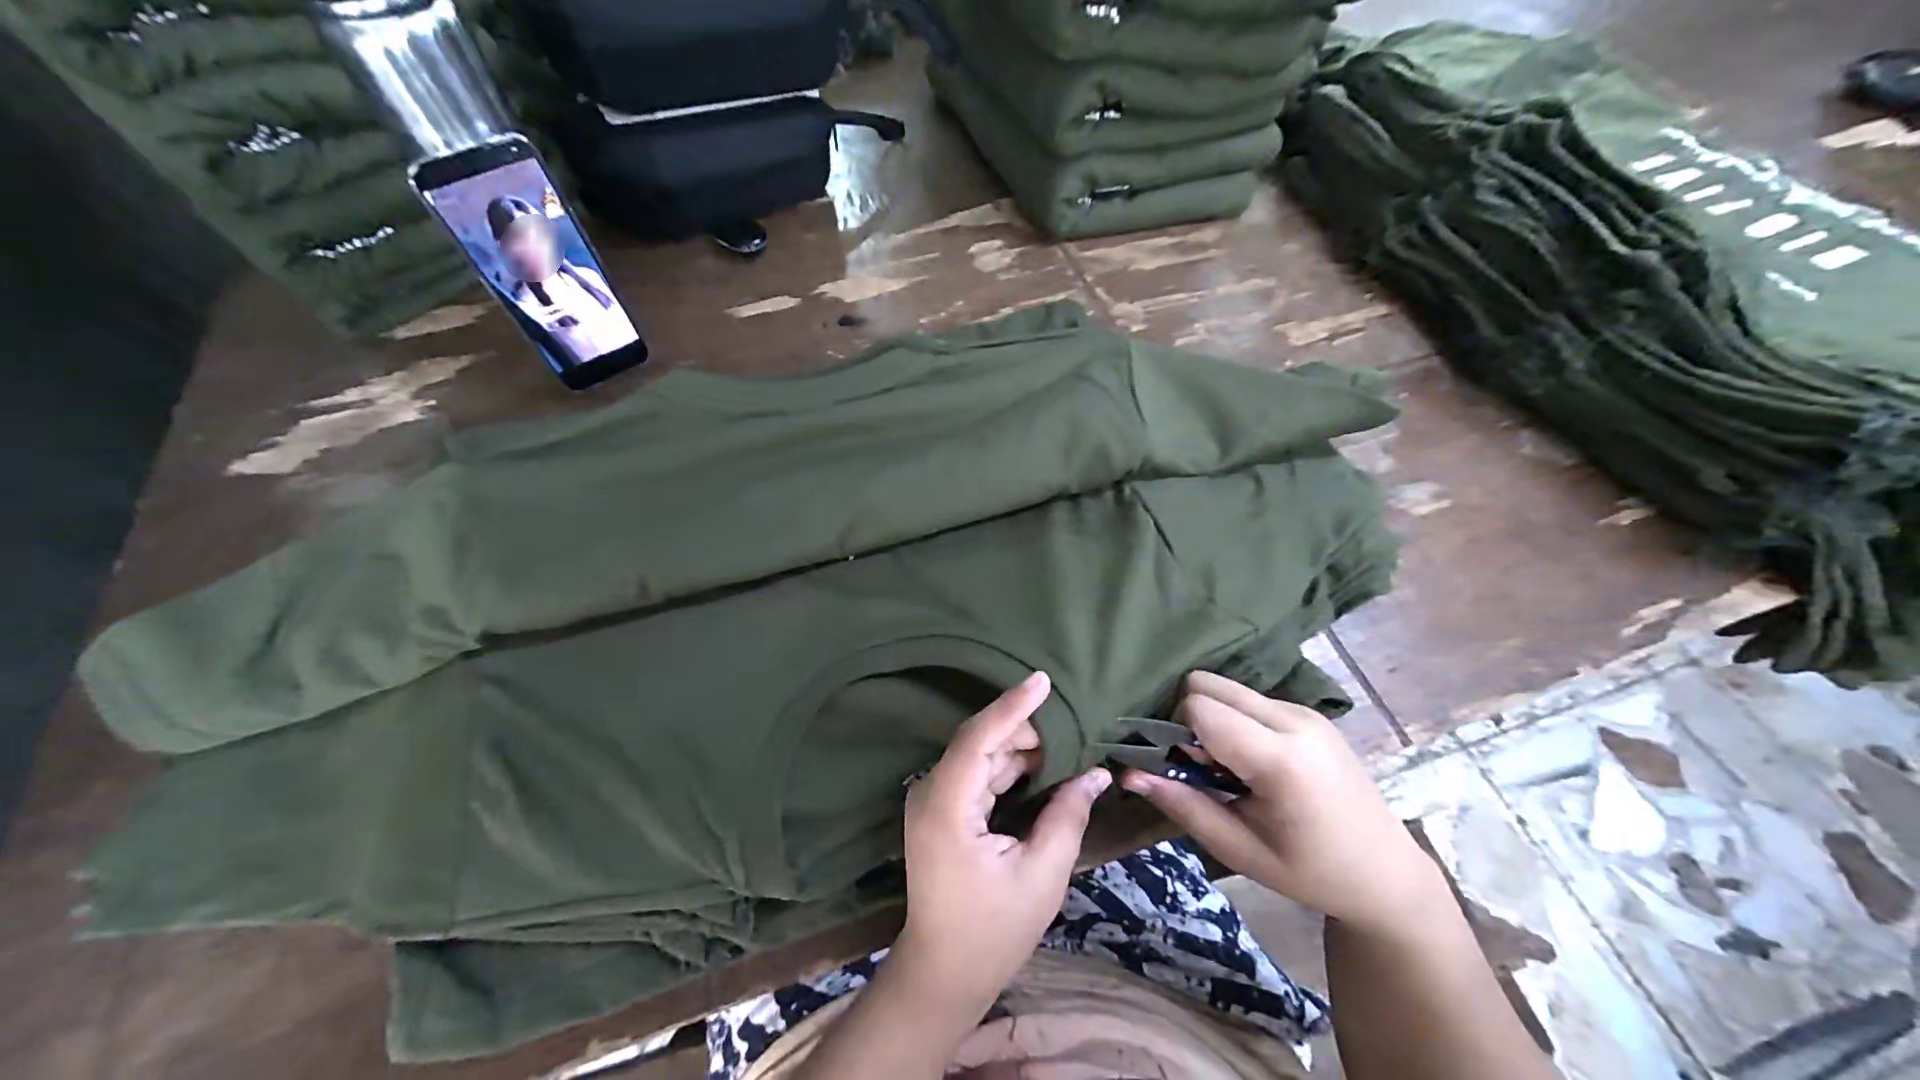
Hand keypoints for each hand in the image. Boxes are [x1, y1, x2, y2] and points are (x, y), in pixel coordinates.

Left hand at [893, 670, 1111, 1012]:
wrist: (945, 969)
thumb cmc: (994, 929)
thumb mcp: (1041, 874)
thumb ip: (1067, 815)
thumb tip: (1096, 773)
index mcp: (946, 808)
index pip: (978, 739)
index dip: (1012, 706)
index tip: (1043, 679)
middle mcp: (930, 793)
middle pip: (978, 741)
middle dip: (1024, 729)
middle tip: (1071, 728)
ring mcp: (932, 800)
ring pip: (979, 754)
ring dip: (1019, 747)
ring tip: (1063, 745)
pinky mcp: (940, 809)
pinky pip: (976, 773)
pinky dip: (1008, 766)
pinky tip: (1040, 766)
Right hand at [1121, 670, 1447, 935]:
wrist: (1386, 873)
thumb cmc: (1310, 872)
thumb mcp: (1239, 849)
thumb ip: (1182, 804)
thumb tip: (1127, 774)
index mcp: (1280, 759)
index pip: (1199, 707)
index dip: (1175, 732)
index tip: (1182, 770)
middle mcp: (1293, 720)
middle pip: (1206, 682)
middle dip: (1186, 715)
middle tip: (1198, 765)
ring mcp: (1304, 711)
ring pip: (1225, 686)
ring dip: (1209, 717)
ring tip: (1225, 767)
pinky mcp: (1308, 712)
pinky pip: (1248, 698)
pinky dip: (1231, 719)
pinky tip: (1248, 762)